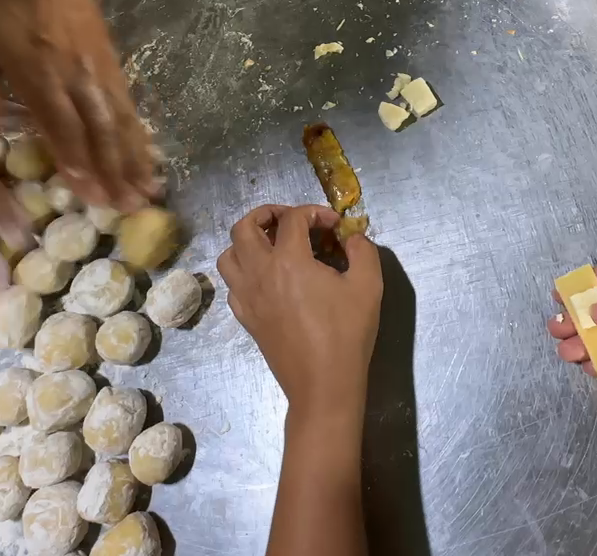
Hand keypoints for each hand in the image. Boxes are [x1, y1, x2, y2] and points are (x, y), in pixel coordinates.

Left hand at [0, 0, 159, 210]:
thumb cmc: (0, 5)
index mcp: (39, 73)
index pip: (62, 125)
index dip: (77, 160)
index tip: (91, 193)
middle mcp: (77, 76)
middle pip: (100, 129)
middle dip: (115, 170)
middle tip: (129, 206)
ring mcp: (100, 71)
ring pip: (121, 120)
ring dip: (135, 157)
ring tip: (148, 188)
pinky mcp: (112, 64)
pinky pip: (128, 105)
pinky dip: (139, 133)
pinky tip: (147, 154)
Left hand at [218, 204, 382, 408]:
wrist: (324, 385)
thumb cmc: (347, 333)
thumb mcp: (368, 285)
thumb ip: (362, 250)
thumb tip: (352, 238)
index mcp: (289, 261)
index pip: (293, 218)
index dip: (315, 212)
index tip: (335, 225)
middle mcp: (260, 274)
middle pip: (244, 227)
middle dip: (267, 214)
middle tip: (292, 221)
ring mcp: (247, 298)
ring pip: (228, 255)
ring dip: (248, 242)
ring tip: (273, 246)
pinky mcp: (246, 318)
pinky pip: (232, 284)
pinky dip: (245, 271)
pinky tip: (269, 278)